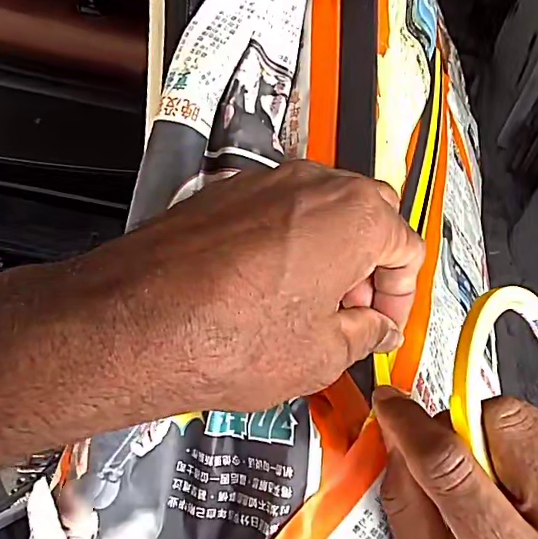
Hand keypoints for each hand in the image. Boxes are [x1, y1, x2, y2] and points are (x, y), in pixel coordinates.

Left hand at [69, 160, 422, 414]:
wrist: (132, 324)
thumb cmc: (218, 336)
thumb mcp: (320, 354)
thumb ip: (364, 333)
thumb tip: (372, 326)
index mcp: (353, 214)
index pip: (405, 246)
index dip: (401, 294)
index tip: (384, 321)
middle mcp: (307, 184)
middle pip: (363, 220)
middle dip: (365, 270)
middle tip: (350, 316)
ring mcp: (259, 184)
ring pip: (315, 215)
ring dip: (323, 257)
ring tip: (301, 310)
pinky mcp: (220, 196)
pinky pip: (271, 216)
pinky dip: (281, 248)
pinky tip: (261, 293)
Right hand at [376, 392, 537, 538]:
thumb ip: (406, 505)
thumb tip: (395, 436)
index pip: (457, 472)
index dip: (415, 428)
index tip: (390, 404)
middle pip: (506, 425)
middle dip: (462, 427)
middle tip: (450, 462)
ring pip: (530, 422)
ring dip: (491, 439)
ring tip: (490, 487)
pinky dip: (523, 453)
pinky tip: (523, 497)